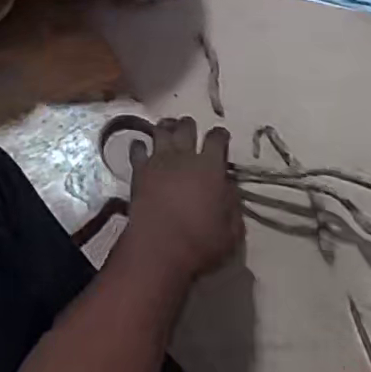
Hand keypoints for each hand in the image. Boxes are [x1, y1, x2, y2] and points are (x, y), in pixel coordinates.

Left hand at [124, 117, 241, 281]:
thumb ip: (233, 205)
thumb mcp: (231, 232)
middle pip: (186, 128)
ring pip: (161, 130)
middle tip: (190, 128)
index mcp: (210, 168)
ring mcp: (158, 159)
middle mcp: (183, 156)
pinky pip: (137, 148)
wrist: (159, 245)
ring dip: (166, 127)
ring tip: (168, 129)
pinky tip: (141, 147)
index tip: (222, 135)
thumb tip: (230, 187)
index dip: (220, 135)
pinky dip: (140, 145)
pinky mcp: (139, 169)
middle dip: (189, 125)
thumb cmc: (200, 242)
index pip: (216, 140)